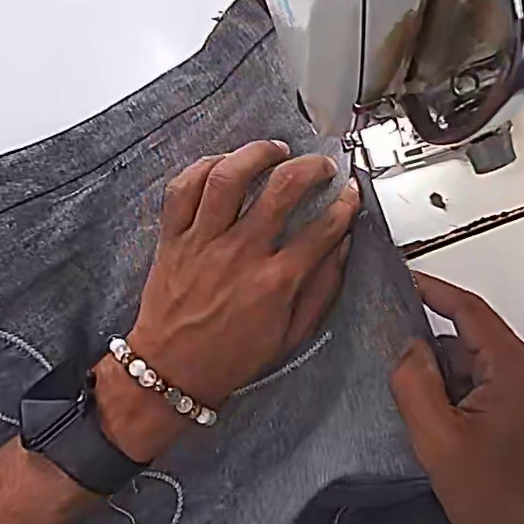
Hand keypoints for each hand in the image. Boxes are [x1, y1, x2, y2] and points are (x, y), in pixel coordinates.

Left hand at [93, 139, 359, 462]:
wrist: (173, 372)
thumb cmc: (230, 357)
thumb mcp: (291, 334)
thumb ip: (322, 289)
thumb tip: (342, 249)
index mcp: (275, 282)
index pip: (323, 228)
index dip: (345, 205)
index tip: (350, 195)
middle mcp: (240, 255)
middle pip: (282, 188)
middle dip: (312, 168)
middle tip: (320, 167)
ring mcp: (204, 242)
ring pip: (230, 177)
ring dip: (258, 154)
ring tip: (275, 151)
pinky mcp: (174, 239)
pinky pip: (183, 189)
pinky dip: (204, 167)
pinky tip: (223, 164)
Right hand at [389, 273, 523, 523]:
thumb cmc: (500, 505)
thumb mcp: (437, 440)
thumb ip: (414, 382)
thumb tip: (409, 348)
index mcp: (516, 368)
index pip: (468, 308)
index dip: (432, 289)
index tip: (406, 278)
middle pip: (472, 337)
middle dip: (433, 351)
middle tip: (399, 367)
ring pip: (480, 363)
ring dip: (448, 379)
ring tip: (428, 416)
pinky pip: (491, 384)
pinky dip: (464, 394)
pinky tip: (448, 426)